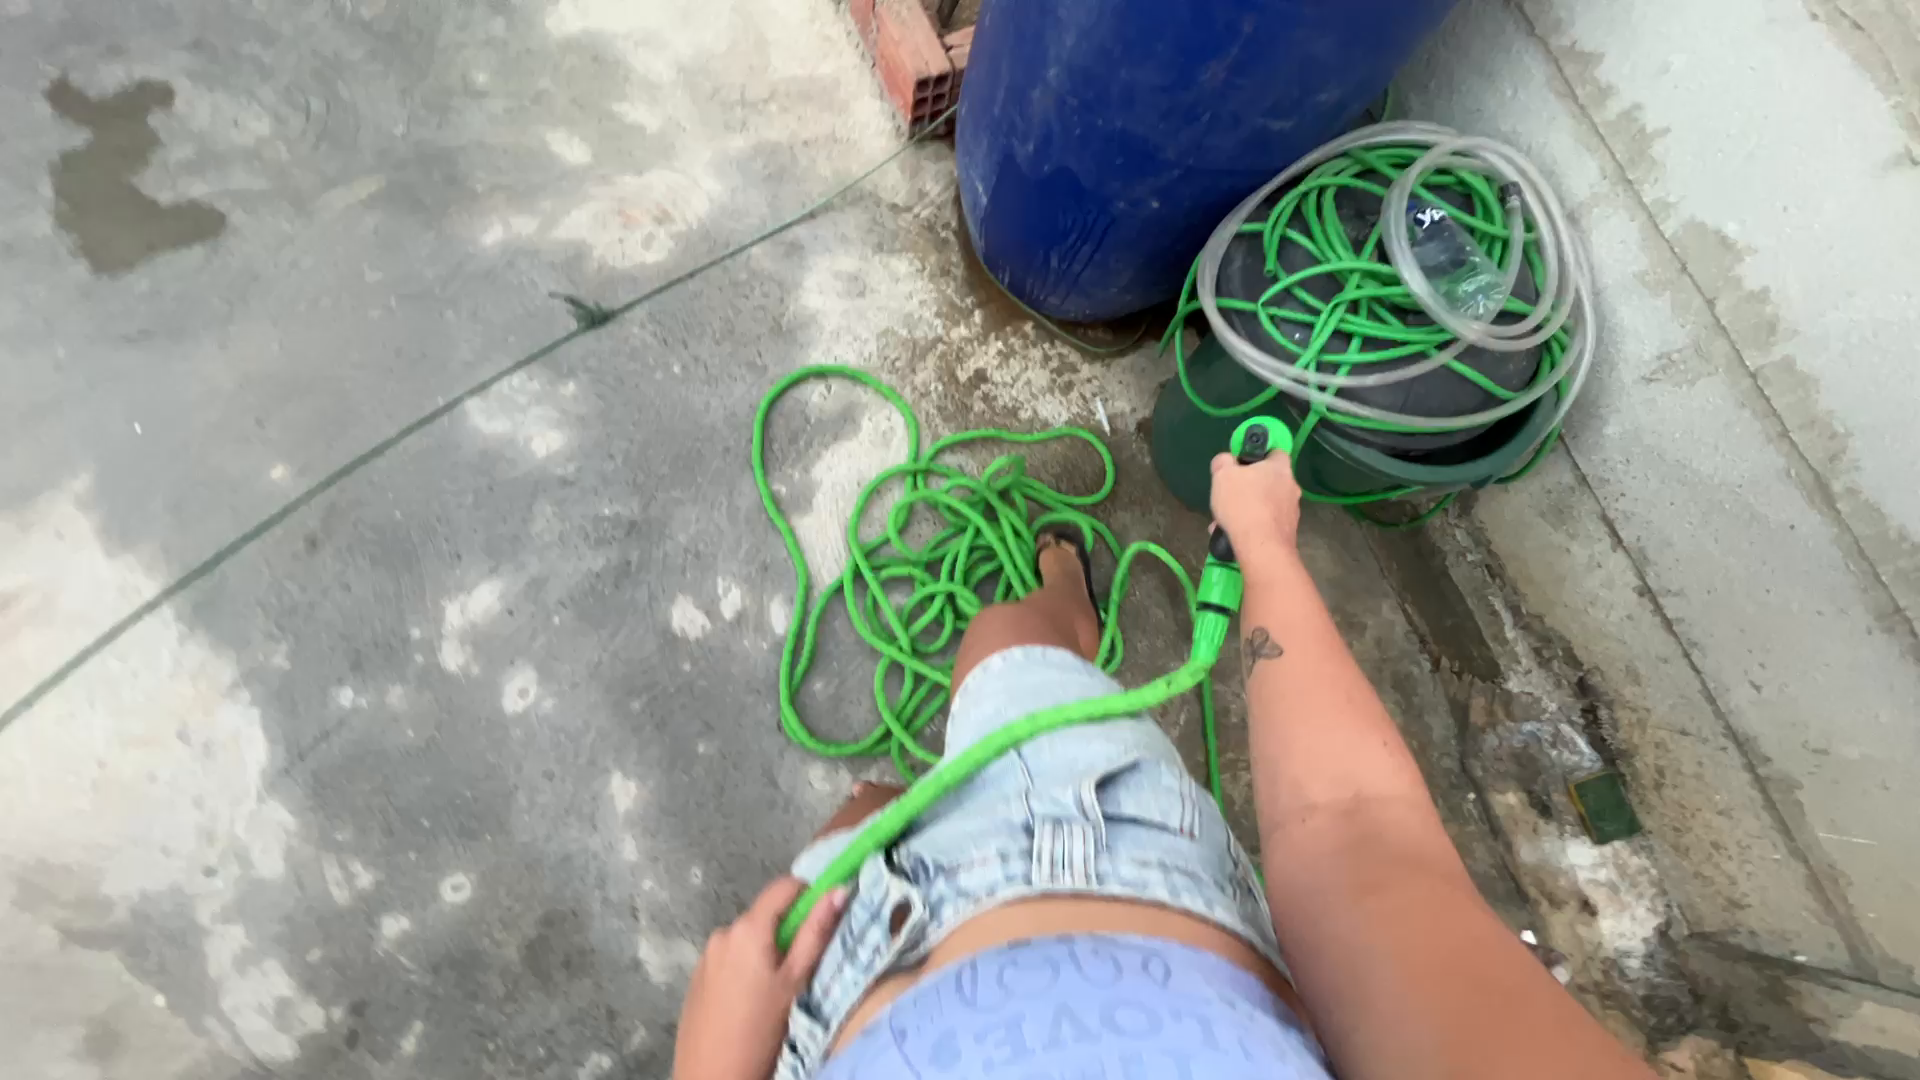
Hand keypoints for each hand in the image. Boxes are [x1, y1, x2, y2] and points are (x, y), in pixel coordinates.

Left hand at [673, 878, 848, 1079]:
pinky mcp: (696, 977)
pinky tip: (747, 1001)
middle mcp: (723, 931)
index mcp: (748, 928)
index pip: (784, 885)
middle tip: (797, 969)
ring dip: (765, 949)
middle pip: (765, 913)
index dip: (807, 895)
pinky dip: (744, 965)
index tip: (819, 923)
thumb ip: (816, 931)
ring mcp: (706, 954)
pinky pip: (729, 956)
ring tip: (772, 991)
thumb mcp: (795, 981)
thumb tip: (838, 889)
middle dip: (785, 930)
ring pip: (748, 936)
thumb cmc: (760, 1031)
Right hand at [1210, 451, 1302, 571]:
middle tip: (1230, 496)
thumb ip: (1223, 462)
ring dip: (1248, 510)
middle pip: (1269, 481)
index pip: (1275, 452)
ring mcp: (1292, 511)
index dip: (1259, 456)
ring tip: (1225, 522)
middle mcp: (1291, 487)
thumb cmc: (1242, 503)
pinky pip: (1266, 523)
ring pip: (1265, 505)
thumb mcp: (1222, 475)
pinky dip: (1251, 526)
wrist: (1260, 546)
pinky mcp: (1287, 531)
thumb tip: (1226, 460)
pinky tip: (1234, 535)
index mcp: (1280, 467)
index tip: (1243, 465)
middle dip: (1249, 488)